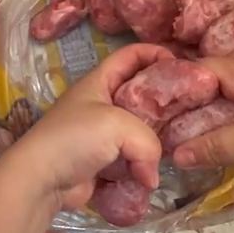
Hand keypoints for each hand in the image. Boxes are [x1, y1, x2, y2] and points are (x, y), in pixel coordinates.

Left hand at [0, 44, 167, 213]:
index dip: (154, 53)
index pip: (129, 56)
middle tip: (192, 111)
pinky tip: (152, 177)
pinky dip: (141, 169)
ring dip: (154, 143)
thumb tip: (151, 175)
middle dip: (164, 102)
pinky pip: (130, 161)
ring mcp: (101, 136)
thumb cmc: (75, 138)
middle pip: (140, 95)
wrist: (41, 179)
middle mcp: (101, 105)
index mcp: (98, 82)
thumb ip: (148, 142)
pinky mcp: (102, 164)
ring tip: (178, 148)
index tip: (181, 64)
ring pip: (139, 132)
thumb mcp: (117, 125)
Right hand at [171, 57, 233, 184]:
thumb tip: (175, 154)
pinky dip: (225, 114)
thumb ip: (214, 147)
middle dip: (186, 101)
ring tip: (180, 132)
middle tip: (161, 124)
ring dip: (206, 110)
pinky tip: (214, 134)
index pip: (198, 69)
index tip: (152, 107)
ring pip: (226, 92)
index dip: (173, 86)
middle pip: (210, 79)